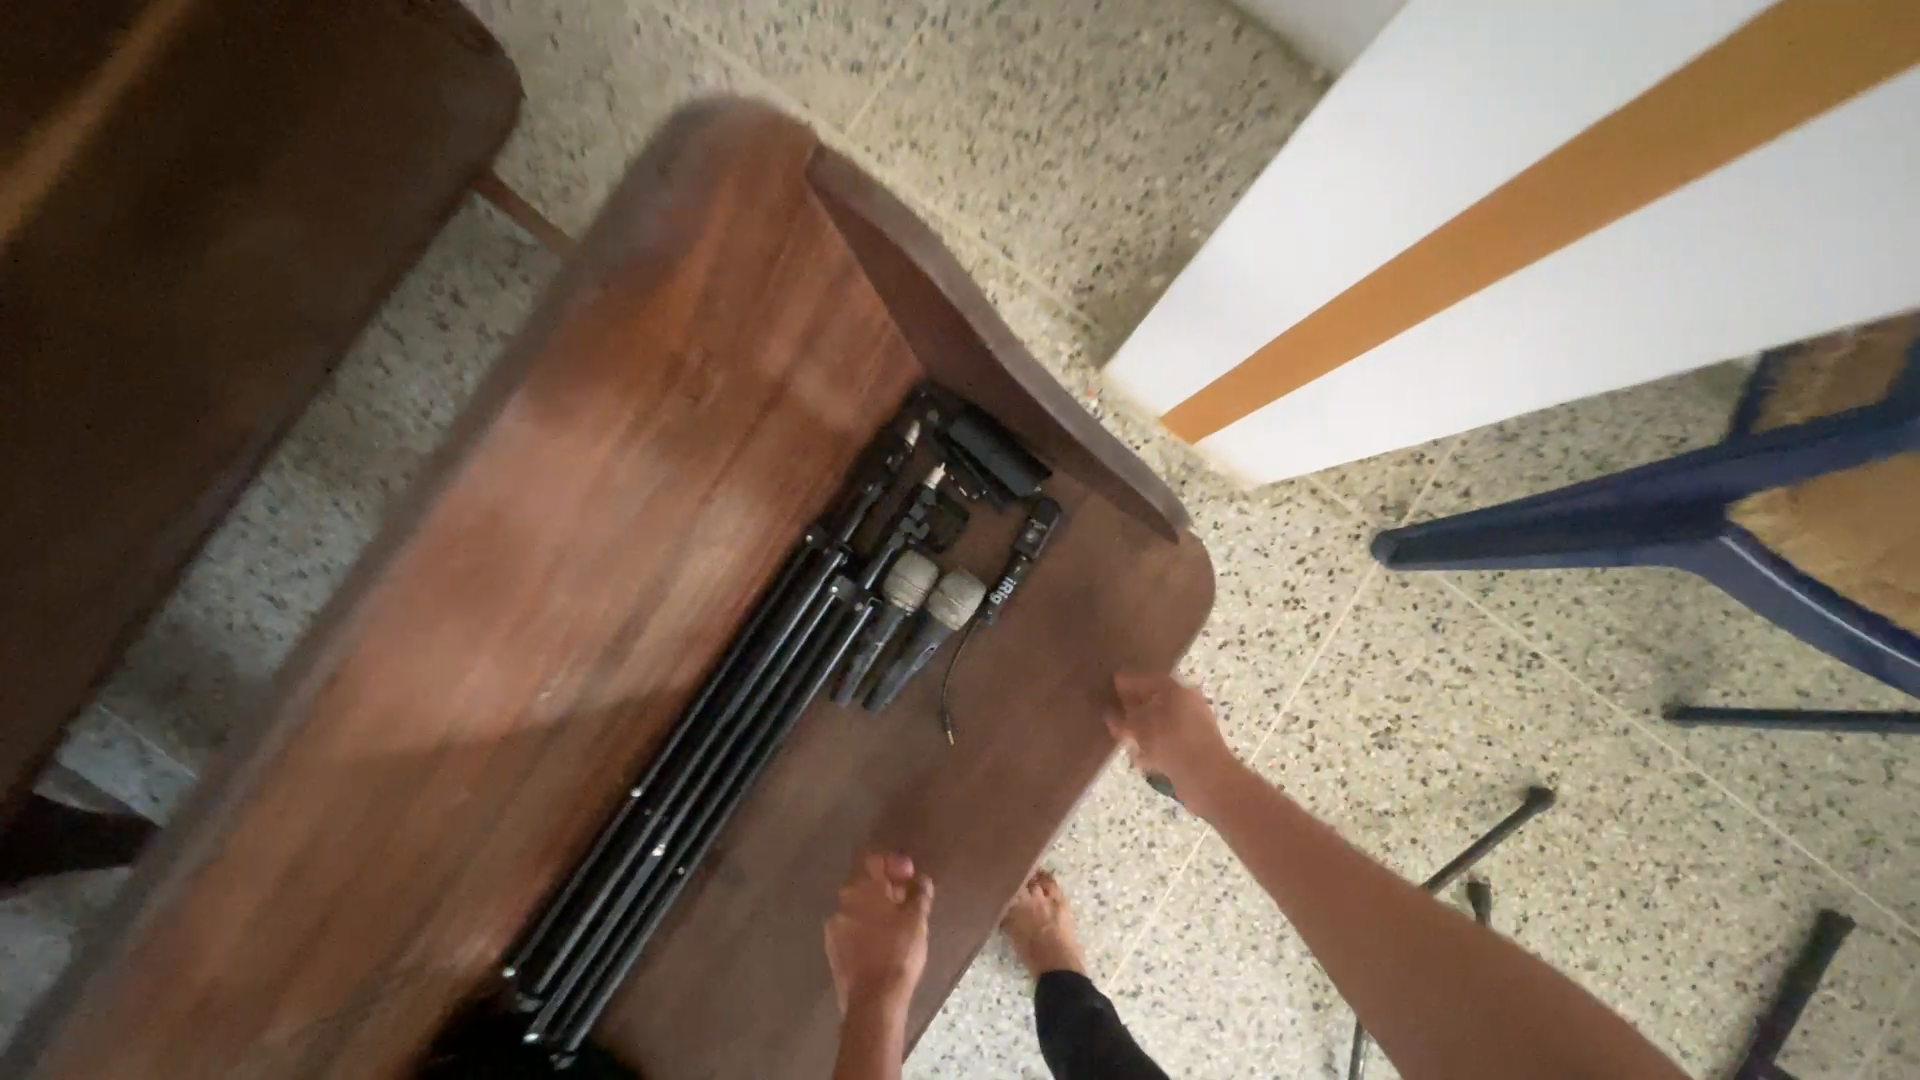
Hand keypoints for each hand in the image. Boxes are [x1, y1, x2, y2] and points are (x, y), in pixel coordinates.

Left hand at [825, 849, 933, 1016]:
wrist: (873, 1002)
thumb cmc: (898, 952)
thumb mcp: (917, 919)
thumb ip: (919, 892)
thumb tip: (921, 879)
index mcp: (860, 887)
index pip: (872, 858)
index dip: (893, 861)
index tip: (910, 876)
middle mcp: (841, 901)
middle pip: (864, 881)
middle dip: (886, 885)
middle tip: (907, 898)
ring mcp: (833, 926)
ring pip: (857, 905)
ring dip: (876, 906)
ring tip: (897, 922)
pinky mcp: (832, 949)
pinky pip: (851, 926)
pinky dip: (866, 925)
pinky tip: (882, 940)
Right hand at [1105, 671, 1241, 800]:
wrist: (1207, 779)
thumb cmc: (1171, 743)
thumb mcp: (1141, 728)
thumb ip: (1124, 721)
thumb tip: (1111, 714)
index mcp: (1178, 692)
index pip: (1151, 680)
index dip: (1131, 681)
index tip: (1115, 683)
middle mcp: (1189, 706)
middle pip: (1158, 700)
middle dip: (1137, 705)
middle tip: (1117, 708)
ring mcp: (1194, 729)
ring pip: (1163, 722)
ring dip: (1144, 727)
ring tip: (1123, 735)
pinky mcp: (1194, 750)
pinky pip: (1168, 742)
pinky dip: (1153, 745)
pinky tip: (1139, 756)